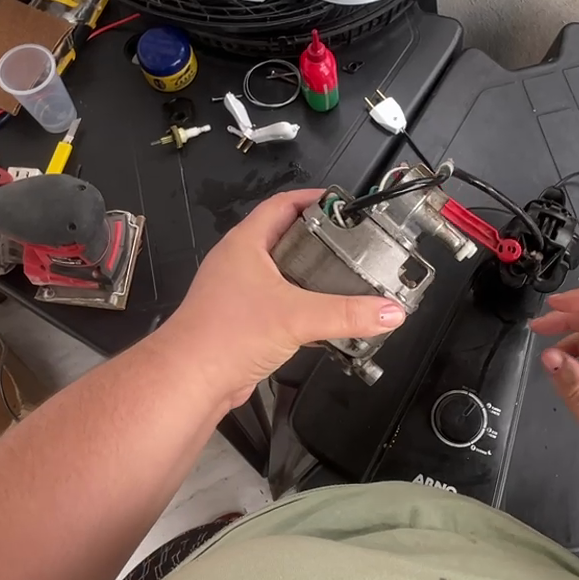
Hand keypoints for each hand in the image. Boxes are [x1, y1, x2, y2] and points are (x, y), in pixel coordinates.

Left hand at [155, 190, 405, 407]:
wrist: (190, 380)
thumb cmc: (224, 335)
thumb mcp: (296, 317)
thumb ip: (347, 313)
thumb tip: (388, 311)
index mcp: (245, 244)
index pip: (282, 204)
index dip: (313, 198)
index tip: (343, 204)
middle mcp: (240, 263)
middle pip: (285, 238)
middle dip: (319, 240)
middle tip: (352, 245)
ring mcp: (239, 292)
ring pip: (282, 274)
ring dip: (311, 277)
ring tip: (345, 281)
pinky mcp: (243, 320)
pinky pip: (278, 305)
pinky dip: (302, 307)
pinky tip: (324, 320)